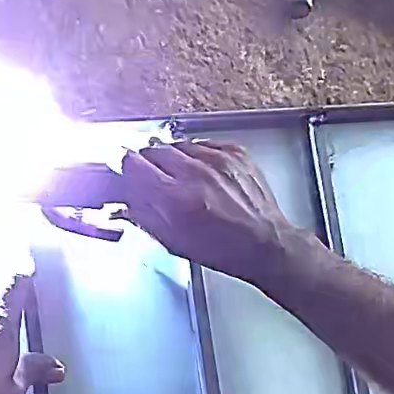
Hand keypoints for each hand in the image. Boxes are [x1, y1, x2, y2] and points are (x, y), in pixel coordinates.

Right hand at [117, 140, 311, 283]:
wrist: (267, 244)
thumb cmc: (225, 250)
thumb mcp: (175, 242)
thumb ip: (145, 216)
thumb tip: (126, 199)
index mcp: (176, 200)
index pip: (134, 164)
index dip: (127, 168)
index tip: (128, 173)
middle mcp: (196, 175)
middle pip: (153, 149)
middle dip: (148, 163)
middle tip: (154, 179)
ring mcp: (218, 160)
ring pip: (178, 144)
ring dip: (173, 158)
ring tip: (182, 178)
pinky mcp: (235, 153)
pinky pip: (203, 143)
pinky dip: (197, 155)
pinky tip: (202, 172)